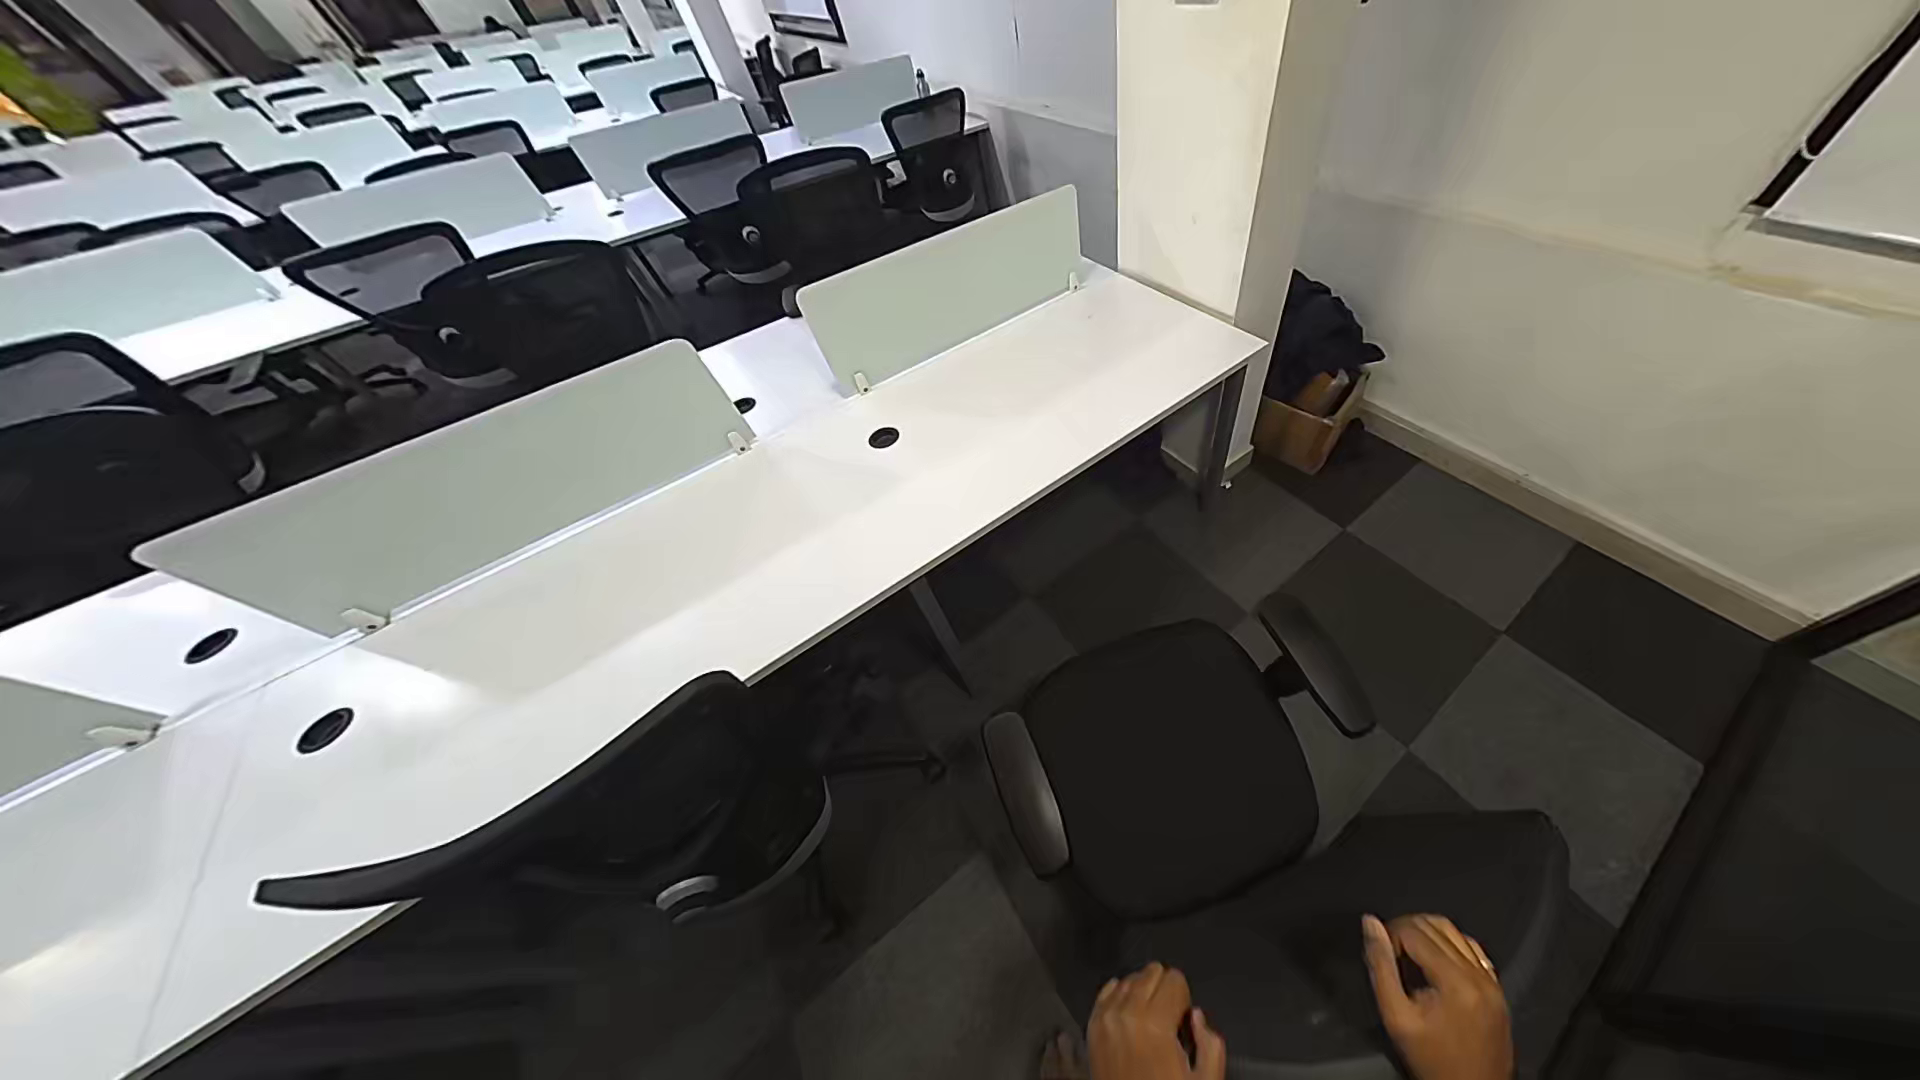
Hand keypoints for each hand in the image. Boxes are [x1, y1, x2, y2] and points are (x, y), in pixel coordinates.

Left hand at [1088, 962, 1226, 1079]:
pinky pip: (1108, 990)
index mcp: (1155, 1024)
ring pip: (1128, 978)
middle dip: (1164, 990)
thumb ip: (1210, 1045)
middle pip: (1150, 972)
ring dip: (1143, 991)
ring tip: (1151, 1021)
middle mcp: (1126, 1012)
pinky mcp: (1091, 1025)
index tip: (1184, 1020)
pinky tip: (1131, 1016)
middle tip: (1170, 1020)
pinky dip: (1121, 996)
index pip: (1173, 979)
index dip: (1184, 998)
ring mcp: (1105, 1017)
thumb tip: (1196, 1015)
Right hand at [1362, 914, 1512, 1079]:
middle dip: (1404, 931)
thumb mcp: (1395, 1014)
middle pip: (1431, 925)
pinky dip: (1448, 943)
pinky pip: (1470, 947)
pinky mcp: (1497, 990)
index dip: (1388, 936)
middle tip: (1392, 956)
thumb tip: (1370, 922)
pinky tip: (1434, 960)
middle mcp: (1479, 976)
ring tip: (1410, 956)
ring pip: (1451, 930)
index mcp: (1456, 982)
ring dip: (1424, 933)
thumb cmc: (1431, 1059)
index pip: (1412, 930)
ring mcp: (1492, 983)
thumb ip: (1380, 964)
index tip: (1382, 958)